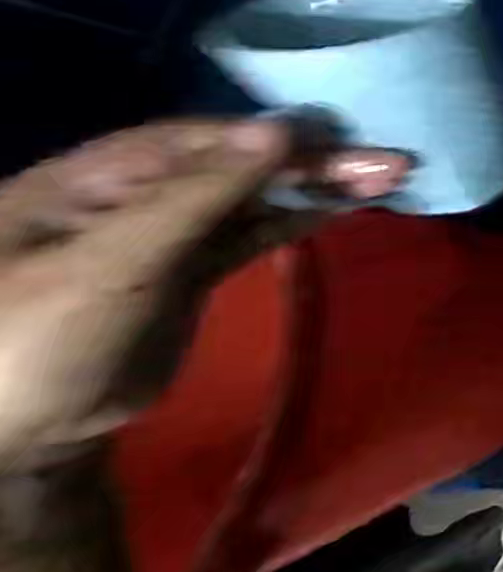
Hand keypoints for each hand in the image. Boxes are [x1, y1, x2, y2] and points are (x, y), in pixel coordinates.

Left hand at [0, 119, 407, 472]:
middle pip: (241, 165)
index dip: (274, 137)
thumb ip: (196, 194)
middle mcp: (129, 195)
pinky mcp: (192, 266)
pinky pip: (260, 227)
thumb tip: (277, 128)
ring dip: (324, 184)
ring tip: (393, 176)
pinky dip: (308, 212)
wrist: (12, 442)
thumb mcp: (111, 265)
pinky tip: (353, 202)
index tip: (347, 140)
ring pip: (259, 195)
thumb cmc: (34, 344)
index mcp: (88, 180)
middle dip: (318, 161)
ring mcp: (163, 233)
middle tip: (396, 162)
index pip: (199, 141)